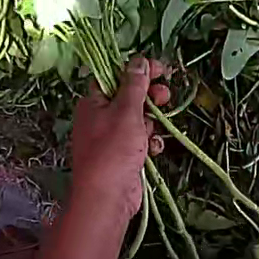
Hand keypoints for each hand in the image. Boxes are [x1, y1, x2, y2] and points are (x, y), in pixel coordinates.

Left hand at [68, 57, 170, 222]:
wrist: (107, 197)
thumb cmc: (113, 150)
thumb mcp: (126, 111)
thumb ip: (135, 85)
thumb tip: (139, 61)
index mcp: (93, 102)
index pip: (115, 76)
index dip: (137, 71)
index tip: (161, 70)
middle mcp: (99, 118)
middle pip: (128, 98)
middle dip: (149, 97)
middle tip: (165, 97)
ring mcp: (111, 139)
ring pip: (137, 120)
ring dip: (152, 122)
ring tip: (160, 127)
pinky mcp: (123, 157)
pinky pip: (140, 142)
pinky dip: (149, 143)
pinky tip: (154, 148)